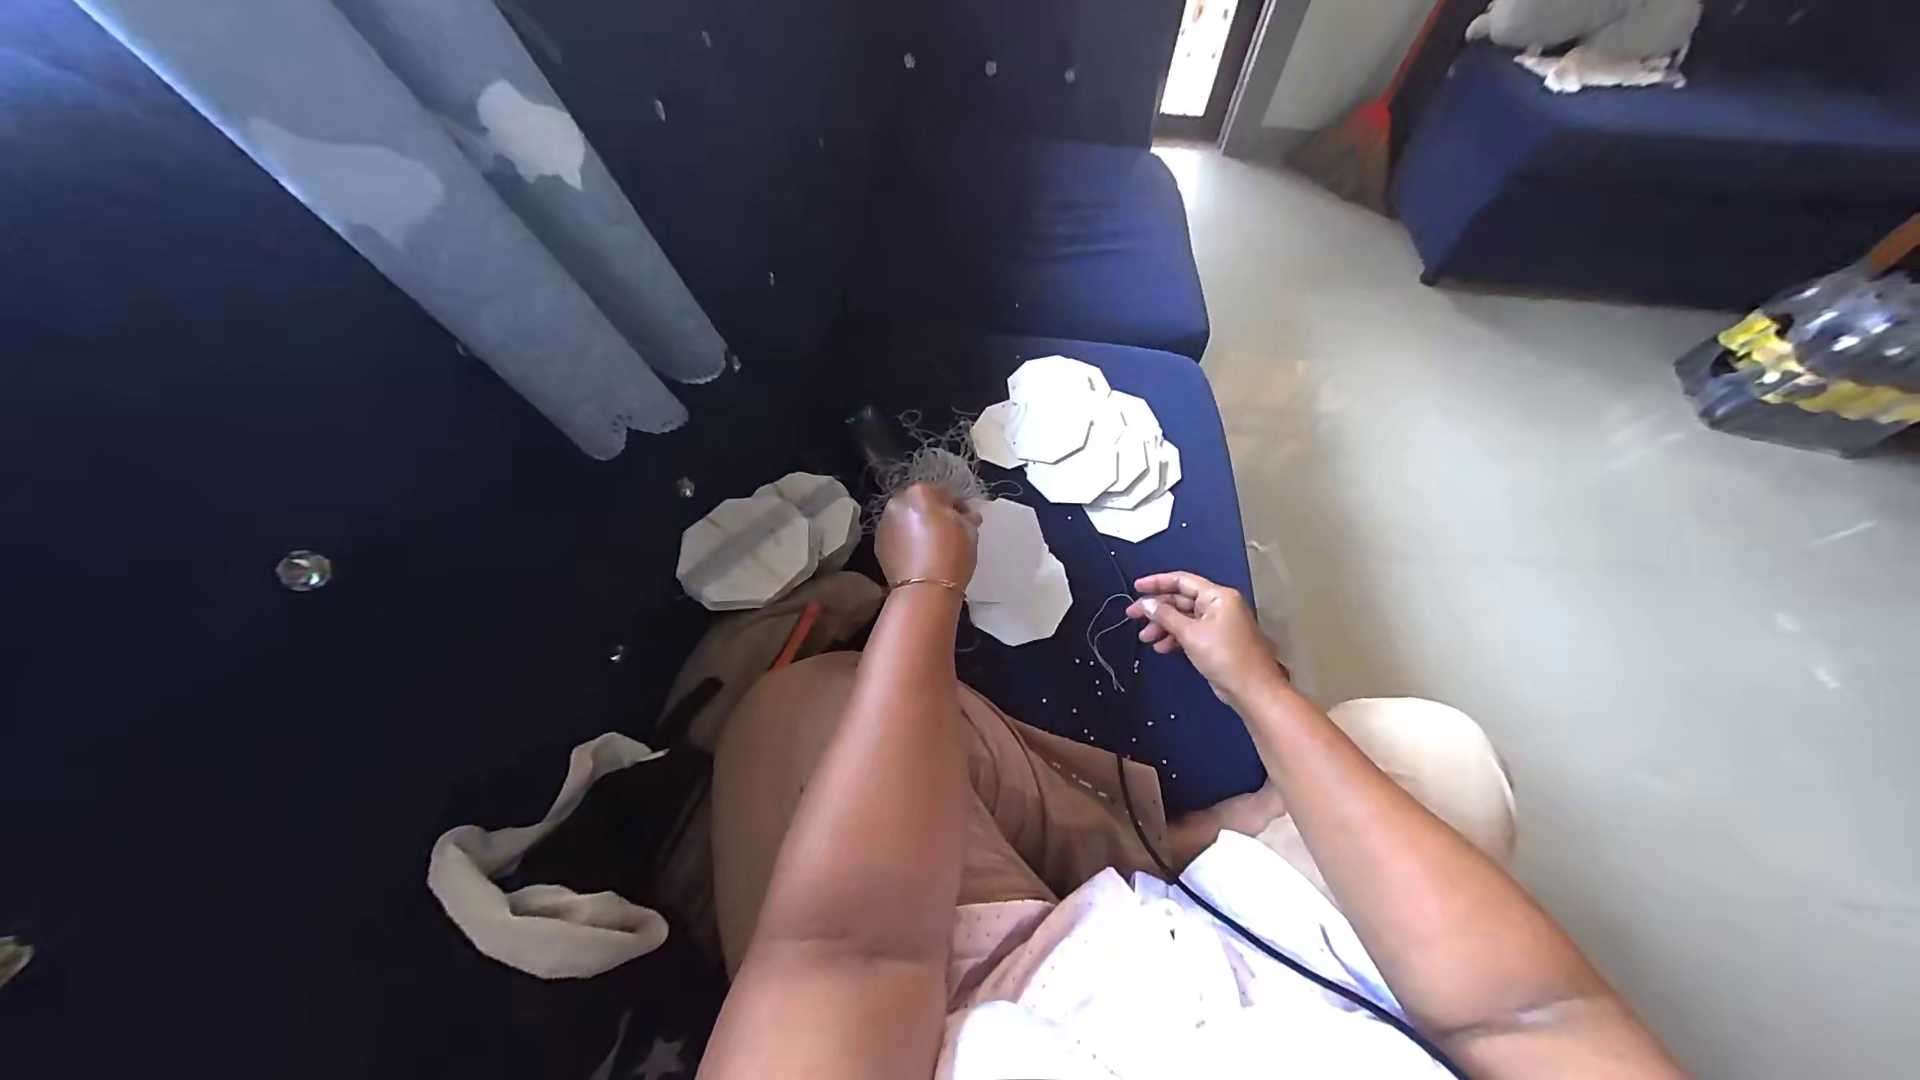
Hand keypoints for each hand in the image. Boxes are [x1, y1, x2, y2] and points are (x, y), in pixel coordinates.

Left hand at [876, 483, 980, 590]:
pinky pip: (896, 534)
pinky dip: (905, 538)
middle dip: (933, 512)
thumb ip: (967, 517)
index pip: (945, 492)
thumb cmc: (952, 556)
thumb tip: (967, 514)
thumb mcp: (970, 532)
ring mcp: (885, 522)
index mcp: (922, 492)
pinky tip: (916, 553)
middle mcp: (899, 501)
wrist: (924, 590)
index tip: (965, 519)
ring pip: (905, 517)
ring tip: (929, 543)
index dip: (957, 505)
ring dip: (916, 524)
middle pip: (920, 502)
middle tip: (946, 530)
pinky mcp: (877, 542)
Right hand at [1127, 571, 1283, 707]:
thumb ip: (1165, 615)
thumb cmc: (1225, 656)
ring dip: (1163, 626)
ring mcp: (1218, 623)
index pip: (1182, 580)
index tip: (1136, 587)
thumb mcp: (1190, 633)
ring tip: (1146, 638)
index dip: (1156, 582)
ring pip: (1183, 617)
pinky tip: (1162, 647)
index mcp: (1217, 596)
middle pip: (1180, 599)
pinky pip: (1190, 632)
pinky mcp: (1216, 641)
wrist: (1253, 690)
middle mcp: (1219, 605)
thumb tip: (1146, 603)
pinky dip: (1175, 637)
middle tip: (1133, 616)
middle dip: (1156, 609)